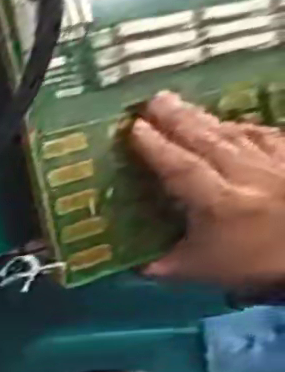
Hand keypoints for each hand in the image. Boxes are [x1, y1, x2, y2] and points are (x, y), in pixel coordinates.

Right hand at [130, 91, 284, 289]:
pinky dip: (247, 129)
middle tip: (155, 101)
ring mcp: (283, 166)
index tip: (132, 128)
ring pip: (243, 135)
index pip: (183, 169)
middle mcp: (255, 178)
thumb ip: (149, 259)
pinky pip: (273, 138)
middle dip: (181, 120)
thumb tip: (105, 254)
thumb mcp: (187, 270)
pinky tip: (229, 126)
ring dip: (209, 121)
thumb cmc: (249, 266)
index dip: (156, 148)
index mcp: (221, 204)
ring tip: (182, 109)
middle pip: (213, 142)